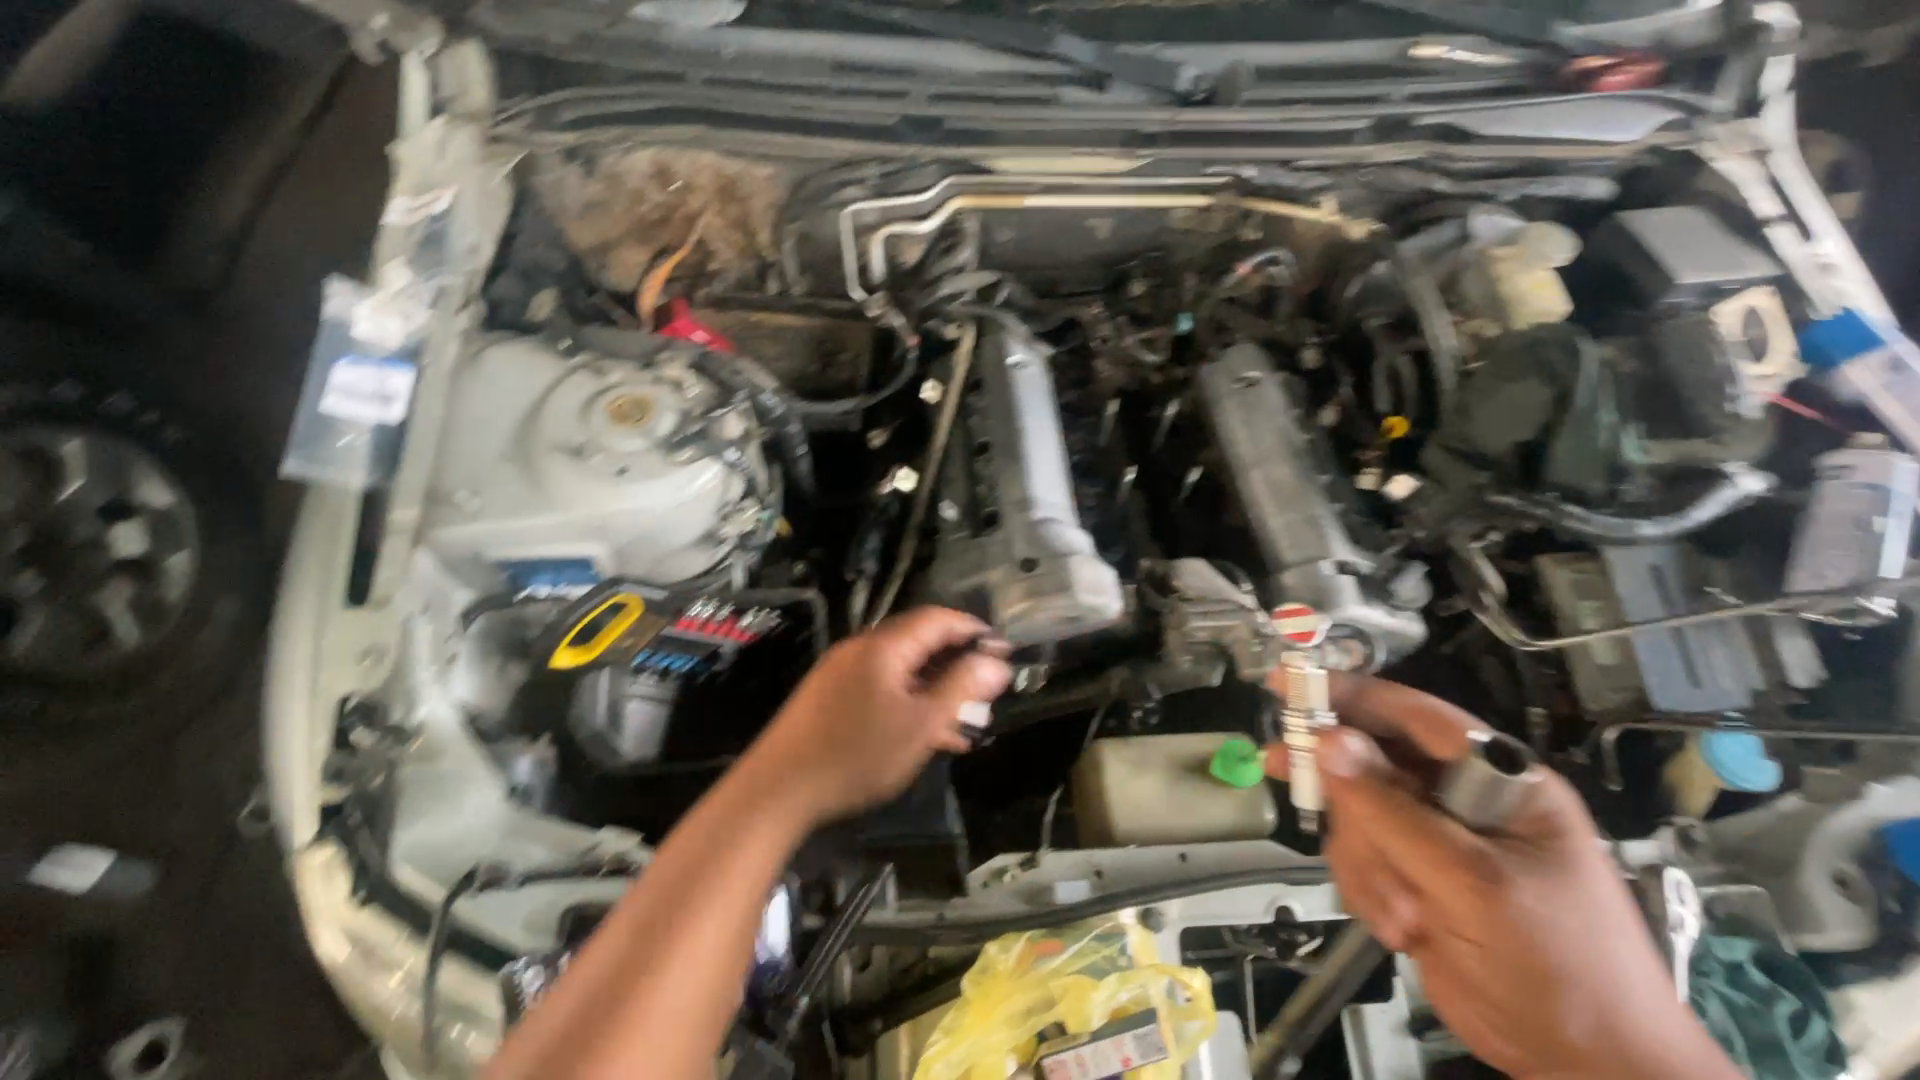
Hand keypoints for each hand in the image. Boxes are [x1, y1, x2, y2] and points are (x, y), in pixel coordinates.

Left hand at [738, 607, 1011, 826]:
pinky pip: (881, 690)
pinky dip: (909, 704)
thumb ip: (961, 689)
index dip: (973, 631)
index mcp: (884, 646)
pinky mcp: (830, 698)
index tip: (1003, 652)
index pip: (938, 619)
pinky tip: (928, 737)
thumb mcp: (920, 725)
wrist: (777, 790)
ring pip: (902, 671)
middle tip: (987, 691)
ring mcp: (842, 673)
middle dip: (957, 665)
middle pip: (919, 643)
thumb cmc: (856, 755)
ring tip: (966, 722)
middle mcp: (861, 649)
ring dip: (936, 691)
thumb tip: (996, 663)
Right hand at [1263, 675, 1738, 1079]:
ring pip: (1354, 817)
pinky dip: (1367, 892)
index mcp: (1497, 779)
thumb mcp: (1472, 881)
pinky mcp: (1410, 880)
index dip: (1348, 695)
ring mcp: (1432, 842)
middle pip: (1369, 764)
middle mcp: (1459, 800)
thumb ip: (1392, 809)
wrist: (1584, 1064)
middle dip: (1346, 796)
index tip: (1285, 684)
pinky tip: (1402, 928)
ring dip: (1364, 864)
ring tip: (1404, 912)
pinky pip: (1356, 860)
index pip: (1412, 717)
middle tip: (1281, 768)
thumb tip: (1325, 740)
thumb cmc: (1557, 962)